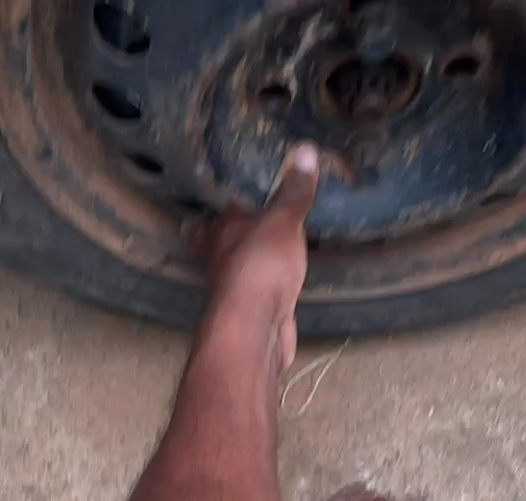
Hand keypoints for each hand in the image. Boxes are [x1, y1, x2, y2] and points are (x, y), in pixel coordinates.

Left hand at [198, 142, 319, 371]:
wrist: (257, 327)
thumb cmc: (261, 264)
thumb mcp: (282, 220)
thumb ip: (293, 192)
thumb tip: (305, 149)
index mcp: (221, 230)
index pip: (220, 211)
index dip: (228, 204)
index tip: (238, 196)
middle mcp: (222, 260)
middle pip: (228, 243)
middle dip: (240, 236)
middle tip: (260, 223)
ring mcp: (237, 291)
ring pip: (246, 271)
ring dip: (256, 264)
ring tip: (276, 250)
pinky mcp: (254, 315)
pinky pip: (265, 295)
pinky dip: (273, 289)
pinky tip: (285, 285)